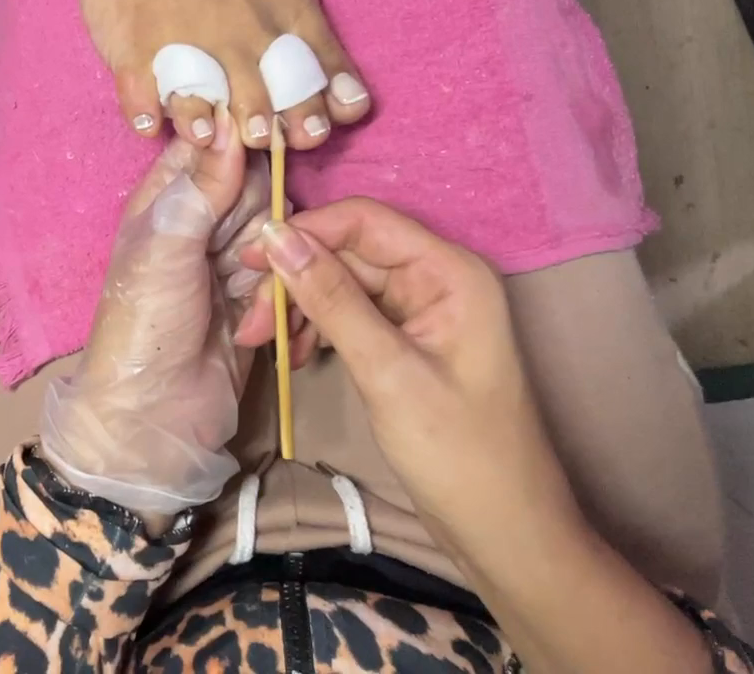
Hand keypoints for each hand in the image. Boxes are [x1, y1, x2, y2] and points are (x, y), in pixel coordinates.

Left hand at [39, 107, 268, 517]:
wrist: (157, 414)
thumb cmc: (147, 319)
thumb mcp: (167, 243)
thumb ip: (204, 183)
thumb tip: (229, 117)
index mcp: (167, 199)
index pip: (214, 147)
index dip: (242, 149)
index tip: (264, 162)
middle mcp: (200, 223)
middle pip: (258, 190)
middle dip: (258, 225)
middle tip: (234, 261)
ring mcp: (230, 262)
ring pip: (281, 235)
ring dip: (271, 273)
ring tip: (244, 307)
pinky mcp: (257, 299)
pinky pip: (290, 277)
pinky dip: (282, 304)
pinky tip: (261, 332)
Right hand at [69, 0, 371, 151]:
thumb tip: (295, 35)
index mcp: (286, 5)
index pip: (321, 72)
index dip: (328, 107)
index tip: (329, 124)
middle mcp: (243, 35)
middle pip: (270, 106)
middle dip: (277, 131)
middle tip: (268, 137)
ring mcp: (187, 46)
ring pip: (210, 116)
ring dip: (211, 131)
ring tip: (208, 134)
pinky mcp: (131, 45)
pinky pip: (144, 102)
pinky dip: (147, 117)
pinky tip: (149, 122)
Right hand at [239, 199, 582, 564]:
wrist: (503, 532)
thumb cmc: (458, 452)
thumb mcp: (387, 372)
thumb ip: (330, 299)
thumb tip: (274, 238)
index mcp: (448, 272)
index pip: (363, 222)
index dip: (305, 232)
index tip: (251, 262)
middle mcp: (433, 278)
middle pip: (345, 253)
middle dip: (293, 281)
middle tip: (252, 323)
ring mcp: (417, 308)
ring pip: (338, 283)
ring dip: (297, 308)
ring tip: (265, 344)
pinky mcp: (401, 337)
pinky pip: (345, 312)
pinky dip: (314, 327)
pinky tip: (294, 353)